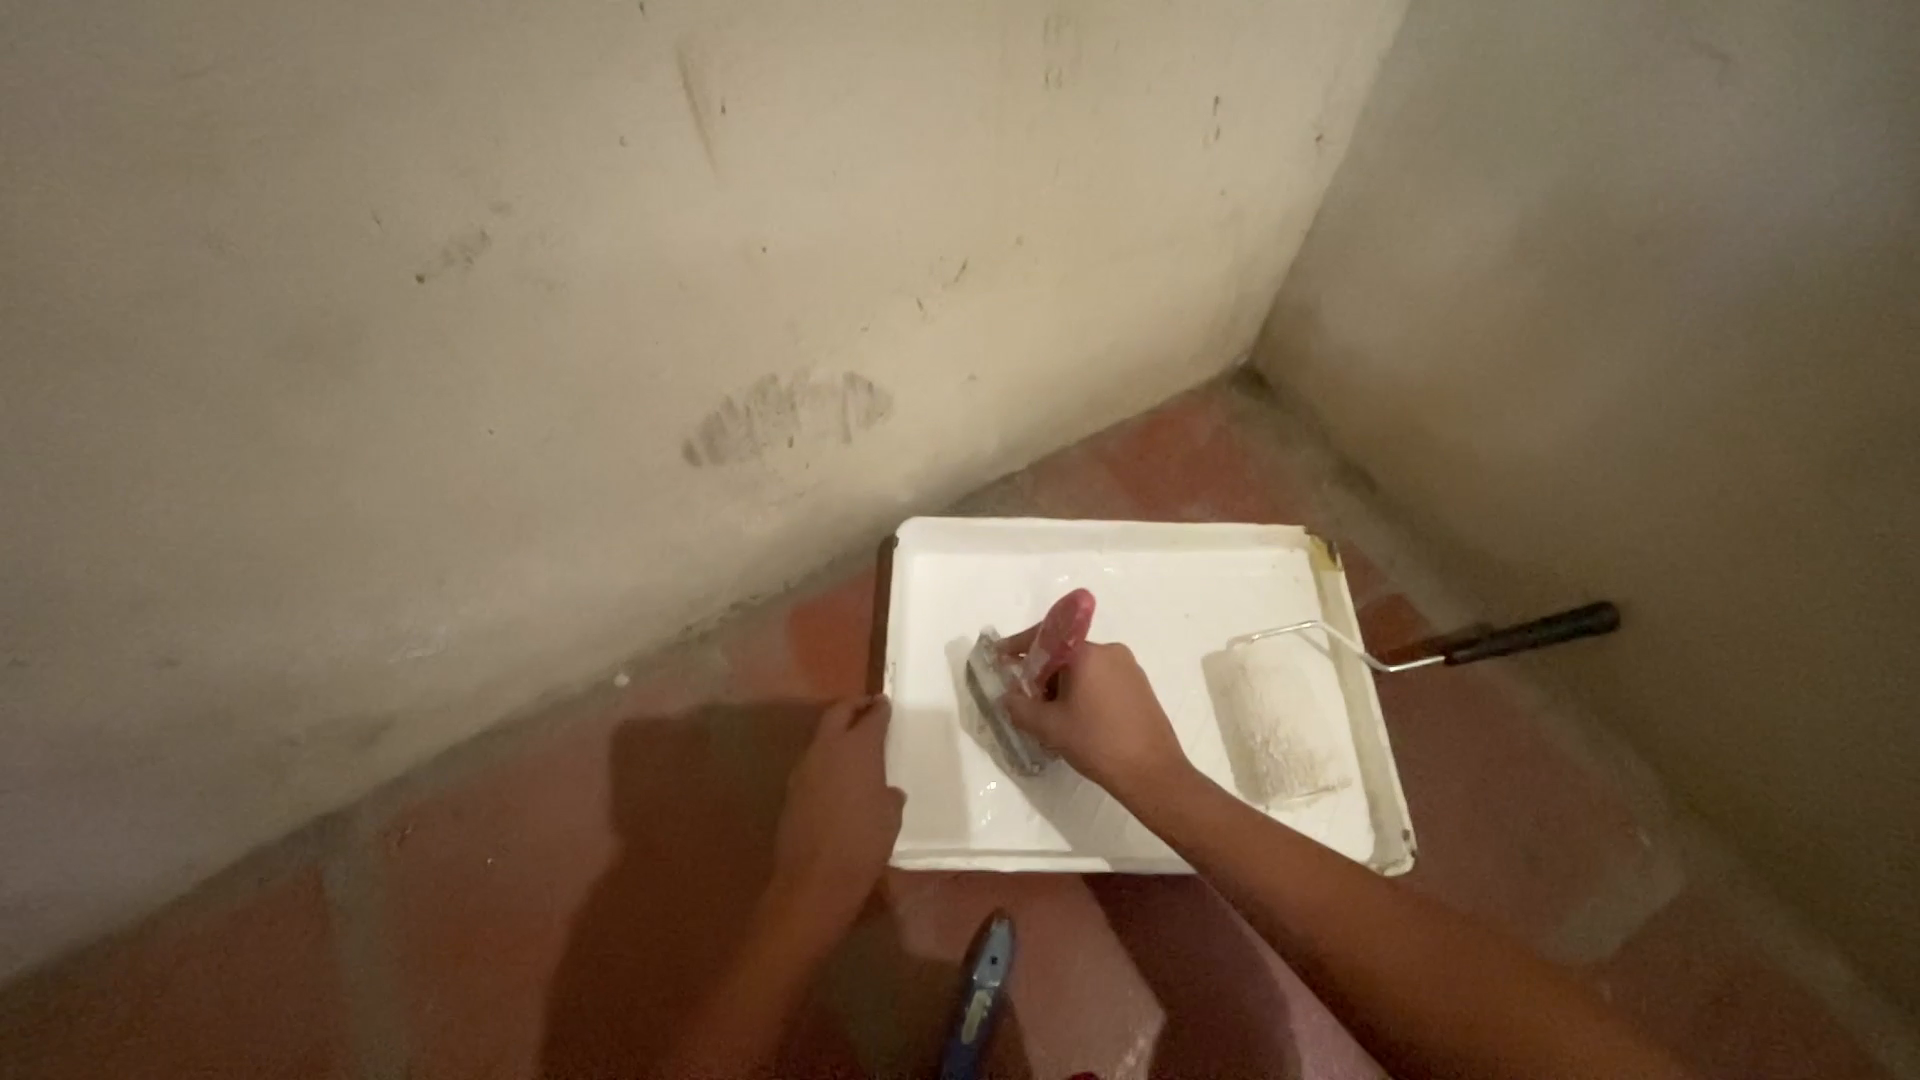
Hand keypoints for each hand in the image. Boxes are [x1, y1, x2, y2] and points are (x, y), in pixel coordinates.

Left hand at [766, 695, 904, 952]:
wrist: (815, 879)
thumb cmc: (864, 843)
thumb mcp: (890, 817)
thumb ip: (888, 795)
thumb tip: (886, 791)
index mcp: (859, 748)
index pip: (871, 716)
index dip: (879, 708)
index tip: (885, 704)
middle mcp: (828, 748)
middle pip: (837, 713)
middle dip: (853, 707)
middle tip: (867, 708)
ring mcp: (805, 768)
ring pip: (821, 737)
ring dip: (836, 733)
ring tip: (853, 743)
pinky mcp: (791, 789)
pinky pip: (812, 763)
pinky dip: (826, 760)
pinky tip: (837, 776)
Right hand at [1001, 642, 1193, 801]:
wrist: (1152, 773)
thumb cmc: (1097, 743)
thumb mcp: (1049, 727)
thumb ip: (1019, 707)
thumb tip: (1008, 697)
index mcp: (1086, 653)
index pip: (1045, 637)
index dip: (1018, 646)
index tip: (1000, 656)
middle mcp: (1110, 652)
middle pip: (1064, 654)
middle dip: (1042, 674)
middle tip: (1028, 701)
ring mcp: (1129, 668)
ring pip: (1084, 668)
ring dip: (1063, 685)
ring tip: (1054, 718)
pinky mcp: (1140, 687)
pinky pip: (1102, 679)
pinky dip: (1085, 692)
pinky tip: (1080, 721)